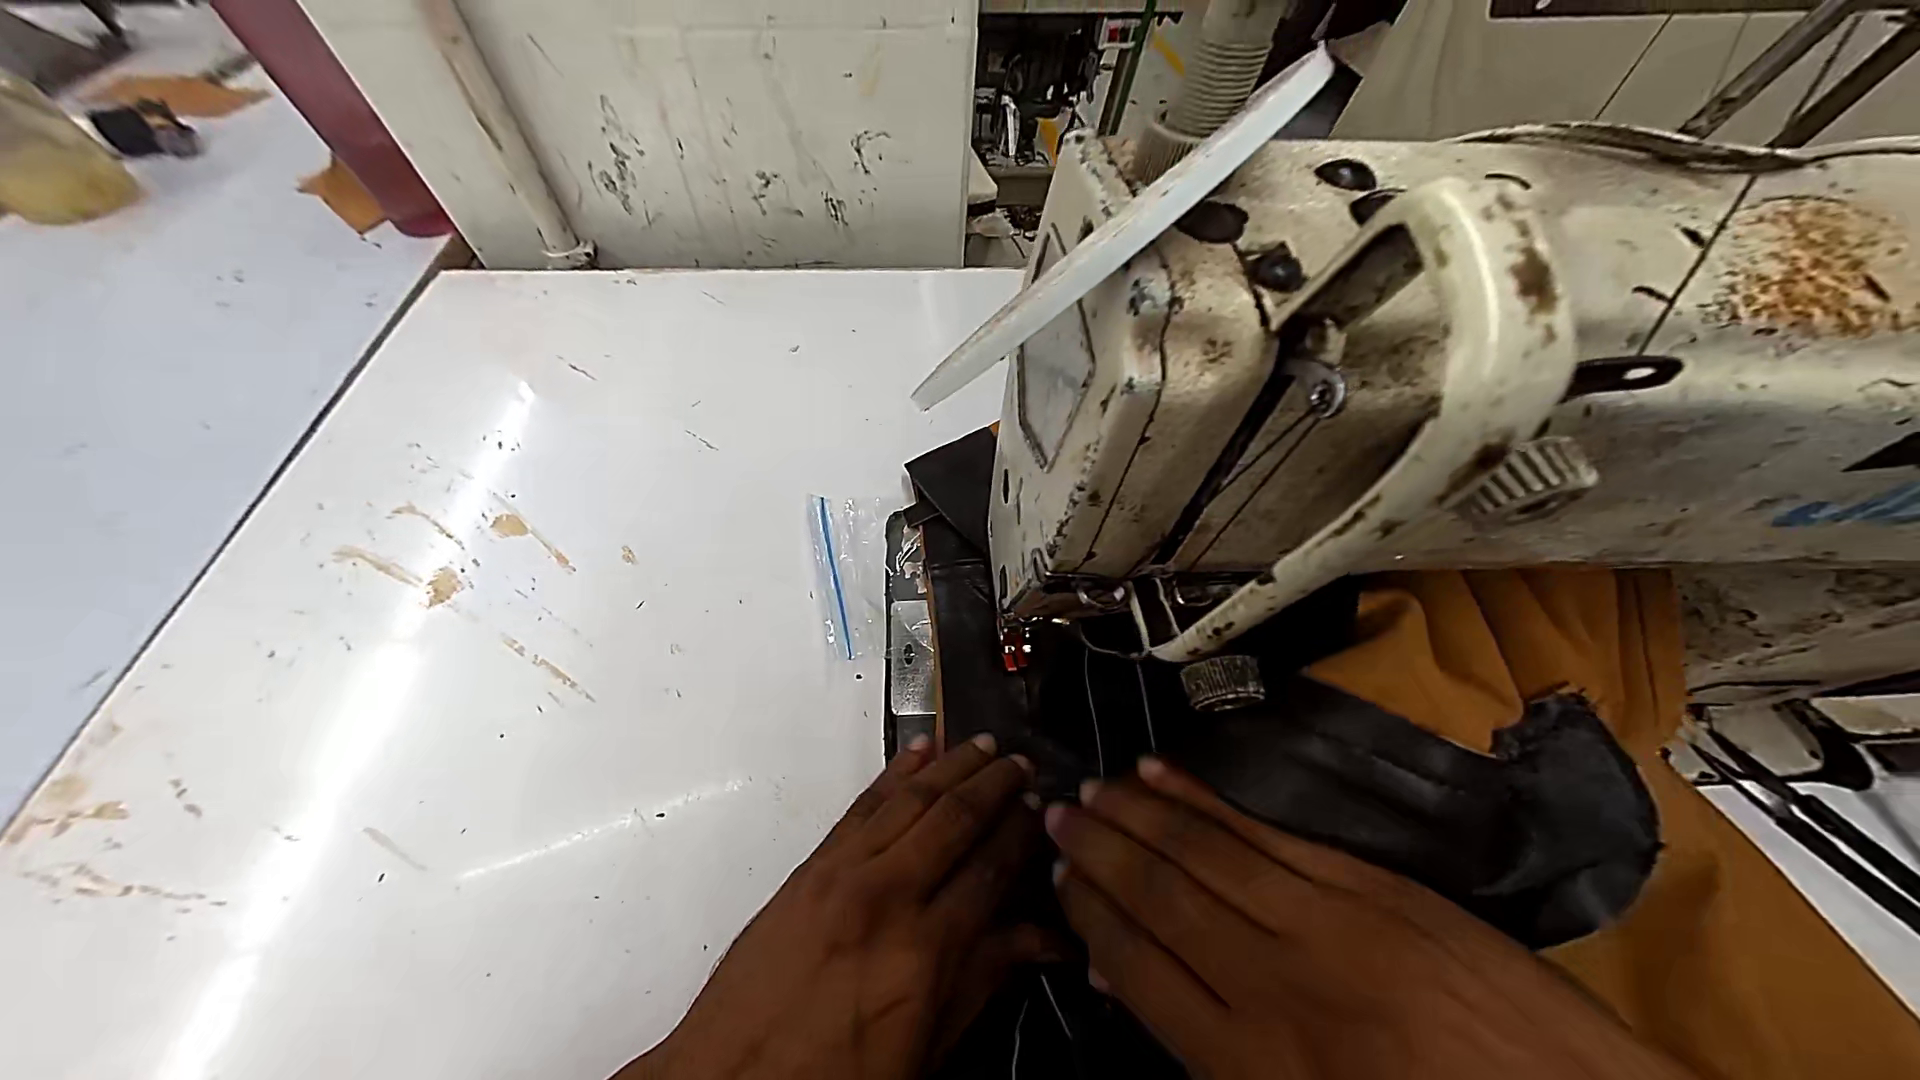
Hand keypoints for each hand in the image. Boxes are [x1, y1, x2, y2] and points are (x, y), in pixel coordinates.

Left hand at [619, 733, 1049, 1079]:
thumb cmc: (836, 1079)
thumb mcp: (927, 1048)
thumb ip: (985, 980)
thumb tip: (1044, 940)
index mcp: (925, 952)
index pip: (990, 869)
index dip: (1021, 833)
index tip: (1041, 810)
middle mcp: (887, 897)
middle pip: (955, 819)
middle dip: (995, 784)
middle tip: (1022, 763)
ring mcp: (844, 873)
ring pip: (911, 798)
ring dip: (952, 766)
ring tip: (982, 745)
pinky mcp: (811, 864)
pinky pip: (862, 804)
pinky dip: (895, 772)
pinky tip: (920, 750)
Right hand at [1048, 757, 1696, 1079]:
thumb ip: (1201, 1046)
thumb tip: (1121, 971)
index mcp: (1255, 1064)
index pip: (1136, 962)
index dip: (1086, 910)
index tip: (1056, 874)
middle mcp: (1275, 982)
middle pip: (1158, 893)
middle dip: (1096, 848)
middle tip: (1054, 813)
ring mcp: (1324, 920)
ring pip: (1200, 849)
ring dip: (1137, 813)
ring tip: (1093, 789)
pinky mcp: (1366, 882)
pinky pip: (1261, 829)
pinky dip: (1202, 796)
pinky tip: (1162, 773)